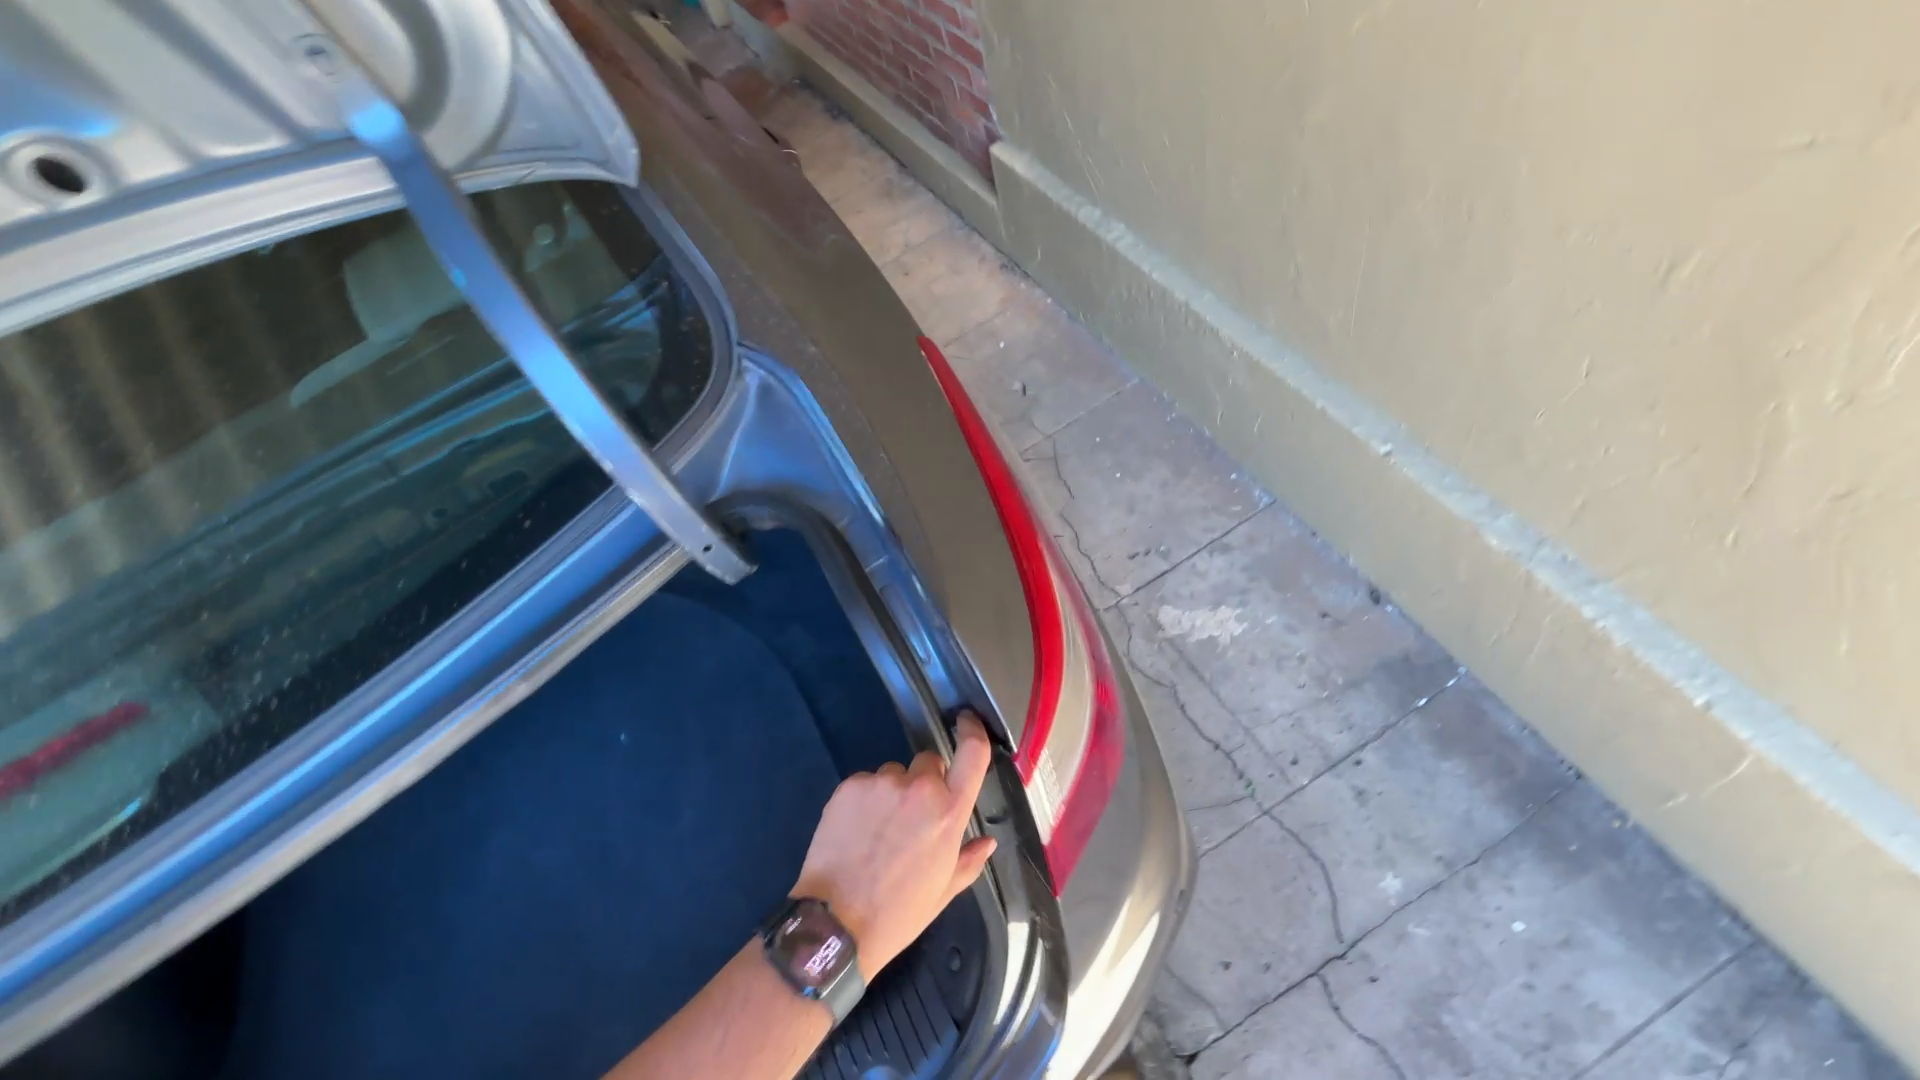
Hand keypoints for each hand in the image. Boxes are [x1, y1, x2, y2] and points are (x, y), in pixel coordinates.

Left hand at [789, 711, 998, 976]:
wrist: (836, 924)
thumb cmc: (899, 913)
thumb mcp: (943, 891)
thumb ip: (969, 860)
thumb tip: (987, 842)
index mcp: (949, 812)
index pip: (973, 753)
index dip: (973, 730)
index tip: (968, 722)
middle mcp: (918, 788)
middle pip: (928, 764)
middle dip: (925, 783)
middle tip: (911, 820)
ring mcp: (880, 784)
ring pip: (893, 774)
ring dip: (892, 793)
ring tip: (878, 833)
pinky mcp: (849, 787)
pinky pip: (865, 784)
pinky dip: (864, 801)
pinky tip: (856, 832)